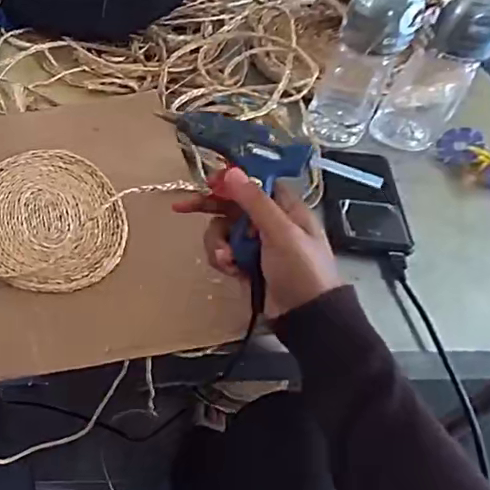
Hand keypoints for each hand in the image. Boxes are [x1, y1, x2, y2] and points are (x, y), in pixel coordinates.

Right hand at [173, 167, 343, 318]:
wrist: (306, 316)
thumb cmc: (302, 270)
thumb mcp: (280, 232)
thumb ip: (254, 202)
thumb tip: (231, 172)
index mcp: (285, 208)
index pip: (254, 183)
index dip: (231, 181)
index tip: (208, 182)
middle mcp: (270, 222)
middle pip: (231, 206)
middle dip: (211, 209)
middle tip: (184, 208)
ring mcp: (257, 245)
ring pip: (223, 230)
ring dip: (218, 242)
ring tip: (227, 259)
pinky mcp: (246, 264)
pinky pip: (224, 252)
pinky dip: (223, 259)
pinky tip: (231, 270)